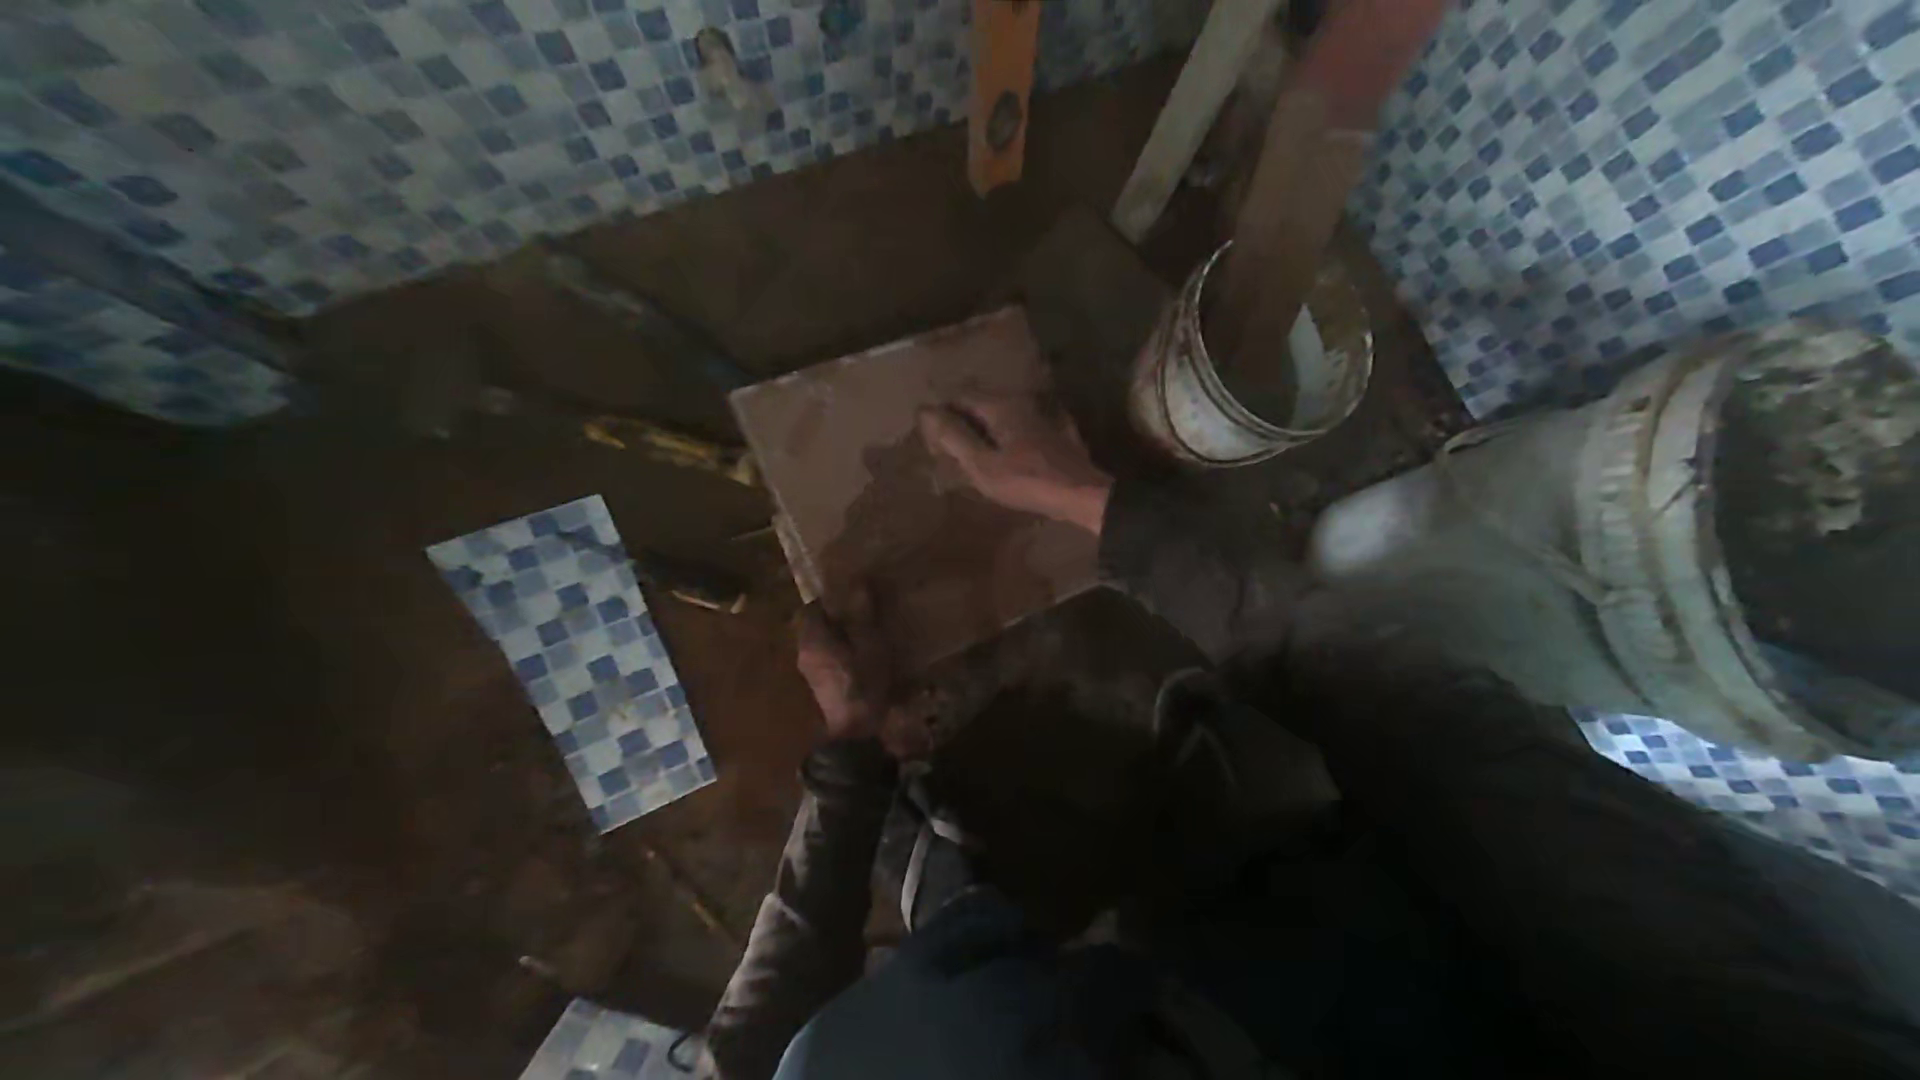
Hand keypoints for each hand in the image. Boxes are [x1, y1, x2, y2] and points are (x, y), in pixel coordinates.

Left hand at [793, 591, 888, 741]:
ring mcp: (809, 674)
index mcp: (812, 639)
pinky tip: (860, 659)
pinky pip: (826, 661)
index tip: (849, 596)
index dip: (828, 600)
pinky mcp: (819, 689)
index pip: (810, 608)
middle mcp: (804, 654)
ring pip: (820, 645)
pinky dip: (839, 655)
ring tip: (864, 635)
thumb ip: (862, 614)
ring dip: (838, 638)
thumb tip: (858, 582)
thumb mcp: (870, 644)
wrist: (855, 735)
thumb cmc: (863, 683)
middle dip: (834, 619)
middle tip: (860, 613)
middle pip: (814, 627)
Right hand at [917, 393, 1113, 535]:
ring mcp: (1042, 415)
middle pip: (982, 402)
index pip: (960, 395)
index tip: (930, 436)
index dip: (941, 412)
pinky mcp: (1057, 432)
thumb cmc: (1027, 482)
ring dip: (984, 428)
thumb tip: (925, 410)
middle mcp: (1022, 401)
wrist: (1082, 494)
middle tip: (947, 446)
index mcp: (1001, 405)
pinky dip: (1007, 436)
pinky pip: (1022, 427)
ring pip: (1003, 414)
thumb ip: (953, 436)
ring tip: (971, 452)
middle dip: (961, 419)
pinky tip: (1006, 454)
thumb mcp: (982, 464)